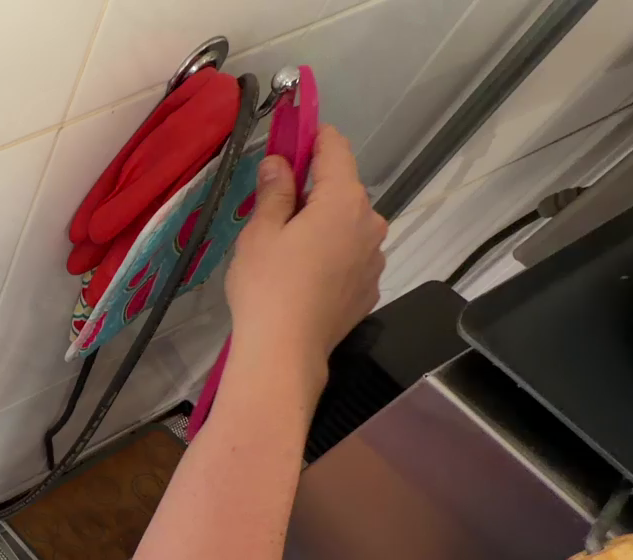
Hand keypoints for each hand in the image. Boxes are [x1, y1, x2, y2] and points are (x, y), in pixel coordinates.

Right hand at [224, 125, 386, 395]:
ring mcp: (374, 258)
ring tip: (288, 261)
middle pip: (342, 195)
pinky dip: (331, 264)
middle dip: (314, 199)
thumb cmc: (266, 287)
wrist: (284, 350)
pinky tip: (304, 285)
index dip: (316, 138)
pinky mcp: (368, 289)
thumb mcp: (258, 235)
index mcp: (342, 201)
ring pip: (347, 231)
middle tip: (276, 220)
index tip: (300, 134)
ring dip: (324, 234)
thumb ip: (273, 194)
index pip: (335, 151)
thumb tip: (280, 162)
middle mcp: (369, 222)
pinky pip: (350, 263)